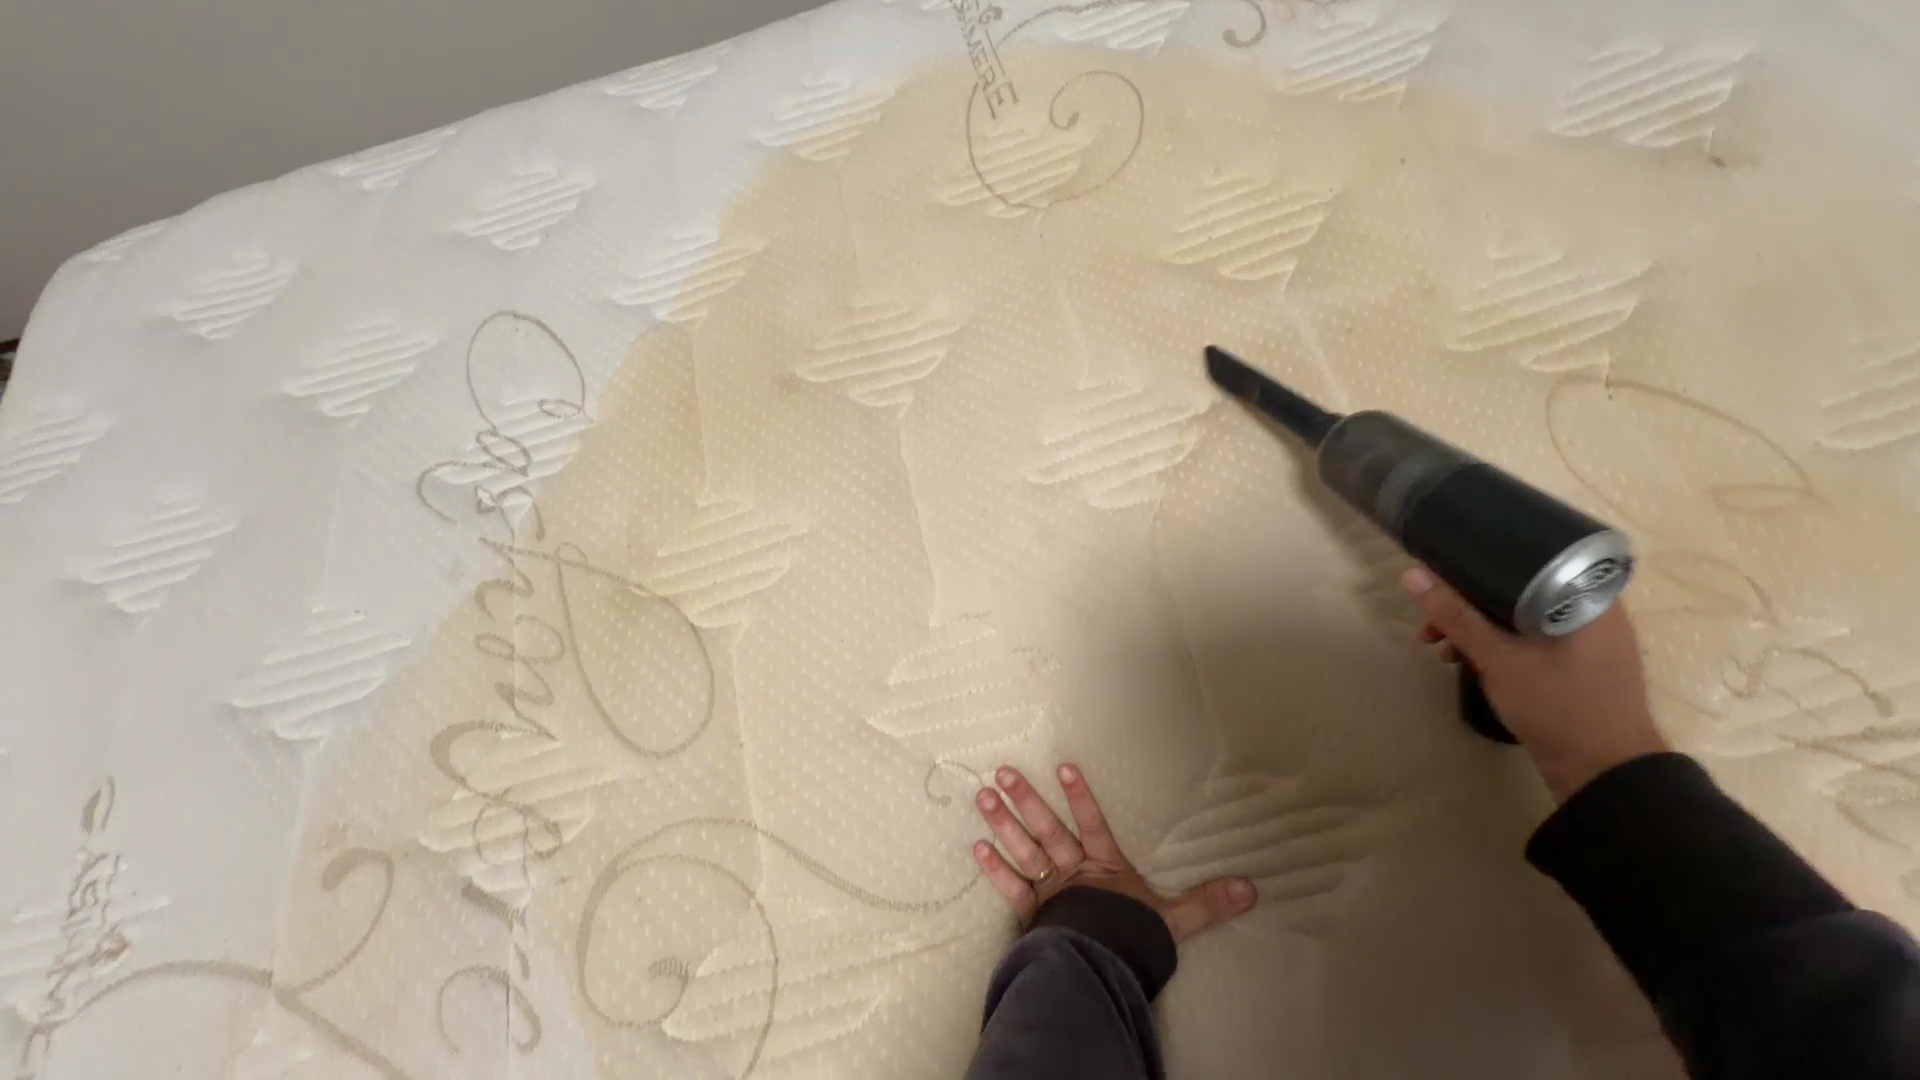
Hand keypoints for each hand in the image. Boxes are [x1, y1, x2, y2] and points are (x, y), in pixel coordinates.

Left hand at [971, 763, 1257, 940]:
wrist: (1105, 975)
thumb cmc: (1136, 942)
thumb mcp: (1174, 921)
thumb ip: (1206, 903)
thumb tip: (1250, 889)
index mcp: (1106, 867)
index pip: (1093, 823)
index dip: (1080, 795)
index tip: (1063, 766)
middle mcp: (1074, 871)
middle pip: (1048, 828)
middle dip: (1026, 799)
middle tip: (1001, 771)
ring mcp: (1050, 890)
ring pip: (1025, 849)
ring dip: (1003, 822)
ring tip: (982, 796)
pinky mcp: (1033, 912)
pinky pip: (1011, 887)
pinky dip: (995, 868)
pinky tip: (976, 847)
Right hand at [1402, 566, 1668, 801]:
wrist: (1605, 773)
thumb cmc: (1558, 706)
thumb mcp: (1498, 659)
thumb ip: (1456, 616)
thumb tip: (1412, 574)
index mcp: (1586, 596)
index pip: (1521, 560)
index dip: (1472, 569)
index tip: (1437, 586)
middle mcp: (1593, 609)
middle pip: (1515, 590)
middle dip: (1465, 606)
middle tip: (1430, 626)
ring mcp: (1588, 638)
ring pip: (1518, 617)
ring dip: (1476, 628)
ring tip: (1440, 650)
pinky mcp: (1579, 663)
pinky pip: (1529, 638)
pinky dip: (1497, 645)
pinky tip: (1468, 661)